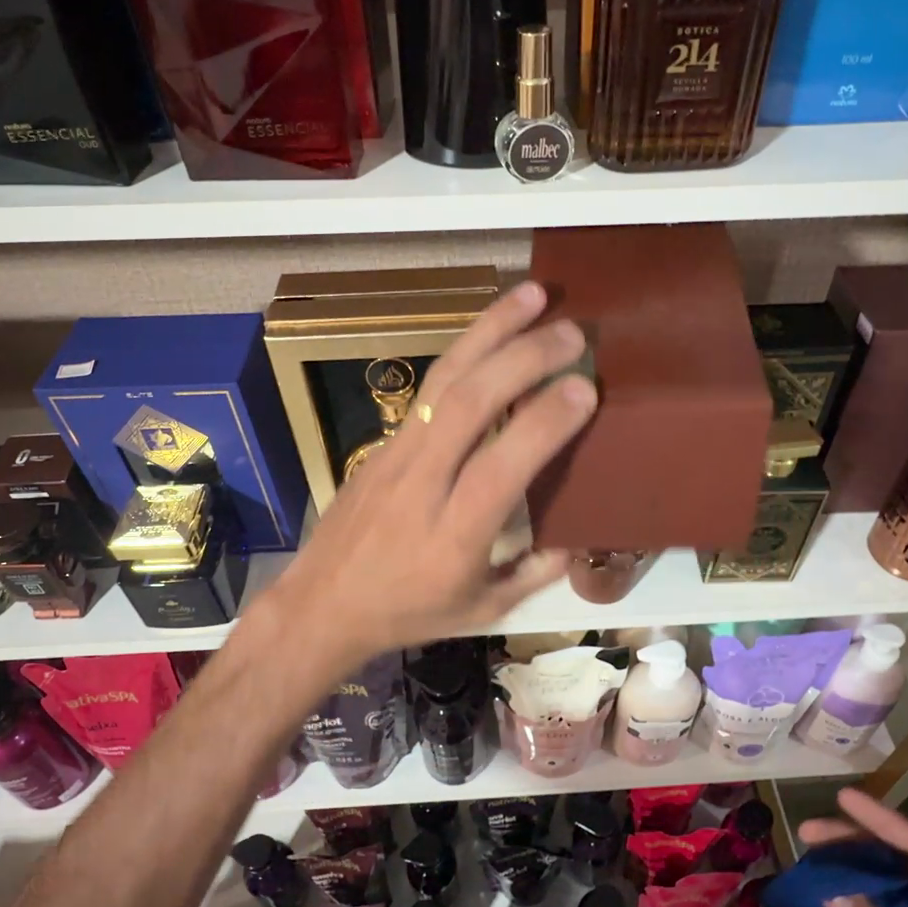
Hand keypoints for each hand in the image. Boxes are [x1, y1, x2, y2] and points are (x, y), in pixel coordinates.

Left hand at [266, 280, 596, 661]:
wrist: (322, 604)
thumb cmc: (408, 612)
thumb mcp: (483, 611)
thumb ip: (535, 573)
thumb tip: (578, 537)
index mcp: (454, 536)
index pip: (501, 467)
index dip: (543, 424)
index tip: (585, 388)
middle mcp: (424, 484)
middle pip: (470, 406)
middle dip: (524, 359)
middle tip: (572, 333)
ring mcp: (397, 455)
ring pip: (445, 381)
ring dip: (490, 331)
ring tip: (532, 295)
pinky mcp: (384, 441)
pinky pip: (429, 386)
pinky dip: (466, 349)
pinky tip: (494, 328)